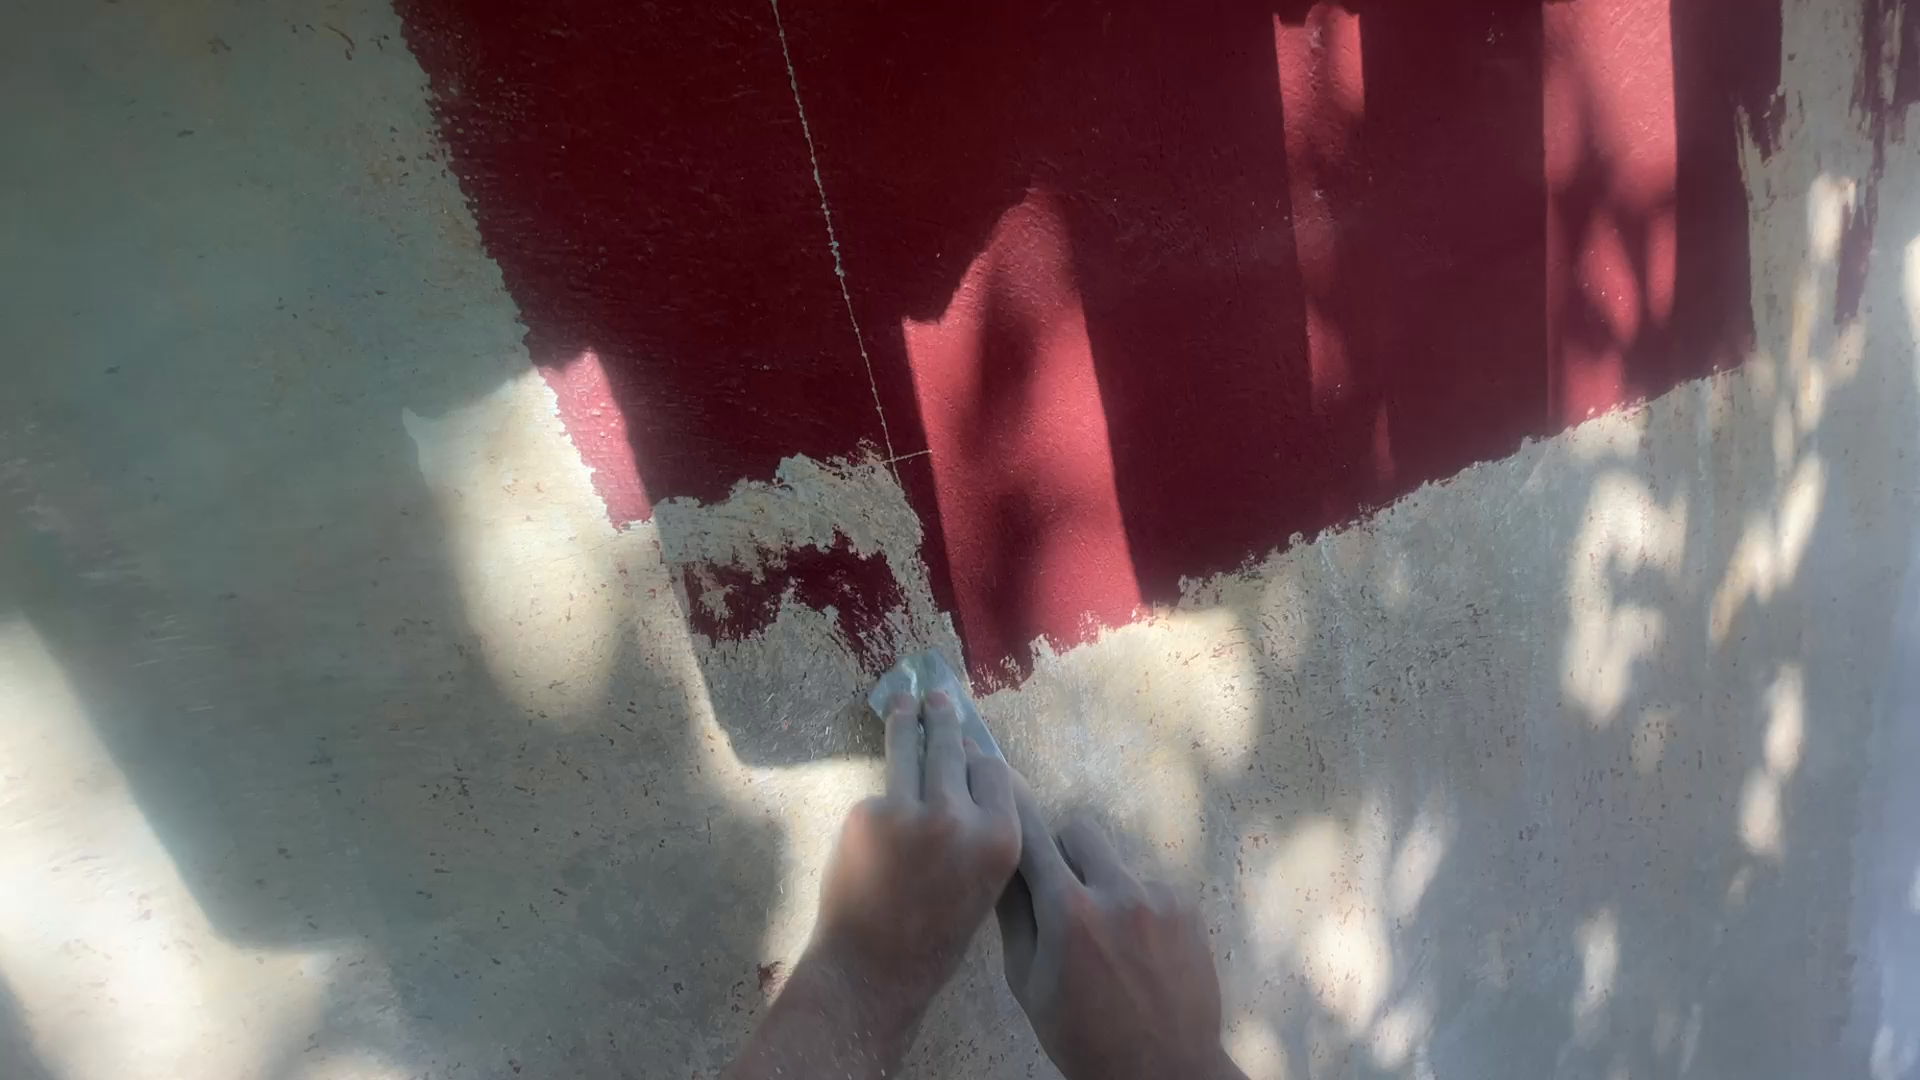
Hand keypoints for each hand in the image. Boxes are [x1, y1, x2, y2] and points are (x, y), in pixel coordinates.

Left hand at [726, 691, 1019, 1079]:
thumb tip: (967, 772)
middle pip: (951, 747)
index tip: (968, 739)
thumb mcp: (982, 881)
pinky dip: (882, 797)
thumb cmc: (936, 933)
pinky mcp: (868, 813)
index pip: (993, 770)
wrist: (874, 971)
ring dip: (906, 718)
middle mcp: (958, 816)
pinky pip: (881, 791)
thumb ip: (981, 828)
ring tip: (905, 699)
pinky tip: (879, 810)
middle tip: (937, 695)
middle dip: (943, 716)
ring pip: (908, 749)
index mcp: (999, 839)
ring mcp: (908, 811)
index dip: (977, 753)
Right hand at [996, 787, 1246, 1079]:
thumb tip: (1001, 865)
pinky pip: (1148, 883)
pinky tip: (1141, 946)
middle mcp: (1114, 891)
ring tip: (1112, 933)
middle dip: (1066, 853)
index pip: (1032, 838)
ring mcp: (1156, 896)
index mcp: (1068, 912)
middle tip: (1068, 891)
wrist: (1165, 1072)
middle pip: (1079, 831)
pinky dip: (1137, 903)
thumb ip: (1014, 917)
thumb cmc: (1083, 1035)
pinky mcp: (1185, 905)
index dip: (1017, 810)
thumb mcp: (1028, 985)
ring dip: (1104, 881)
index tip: (1006, 787)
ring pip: (1115, 859)